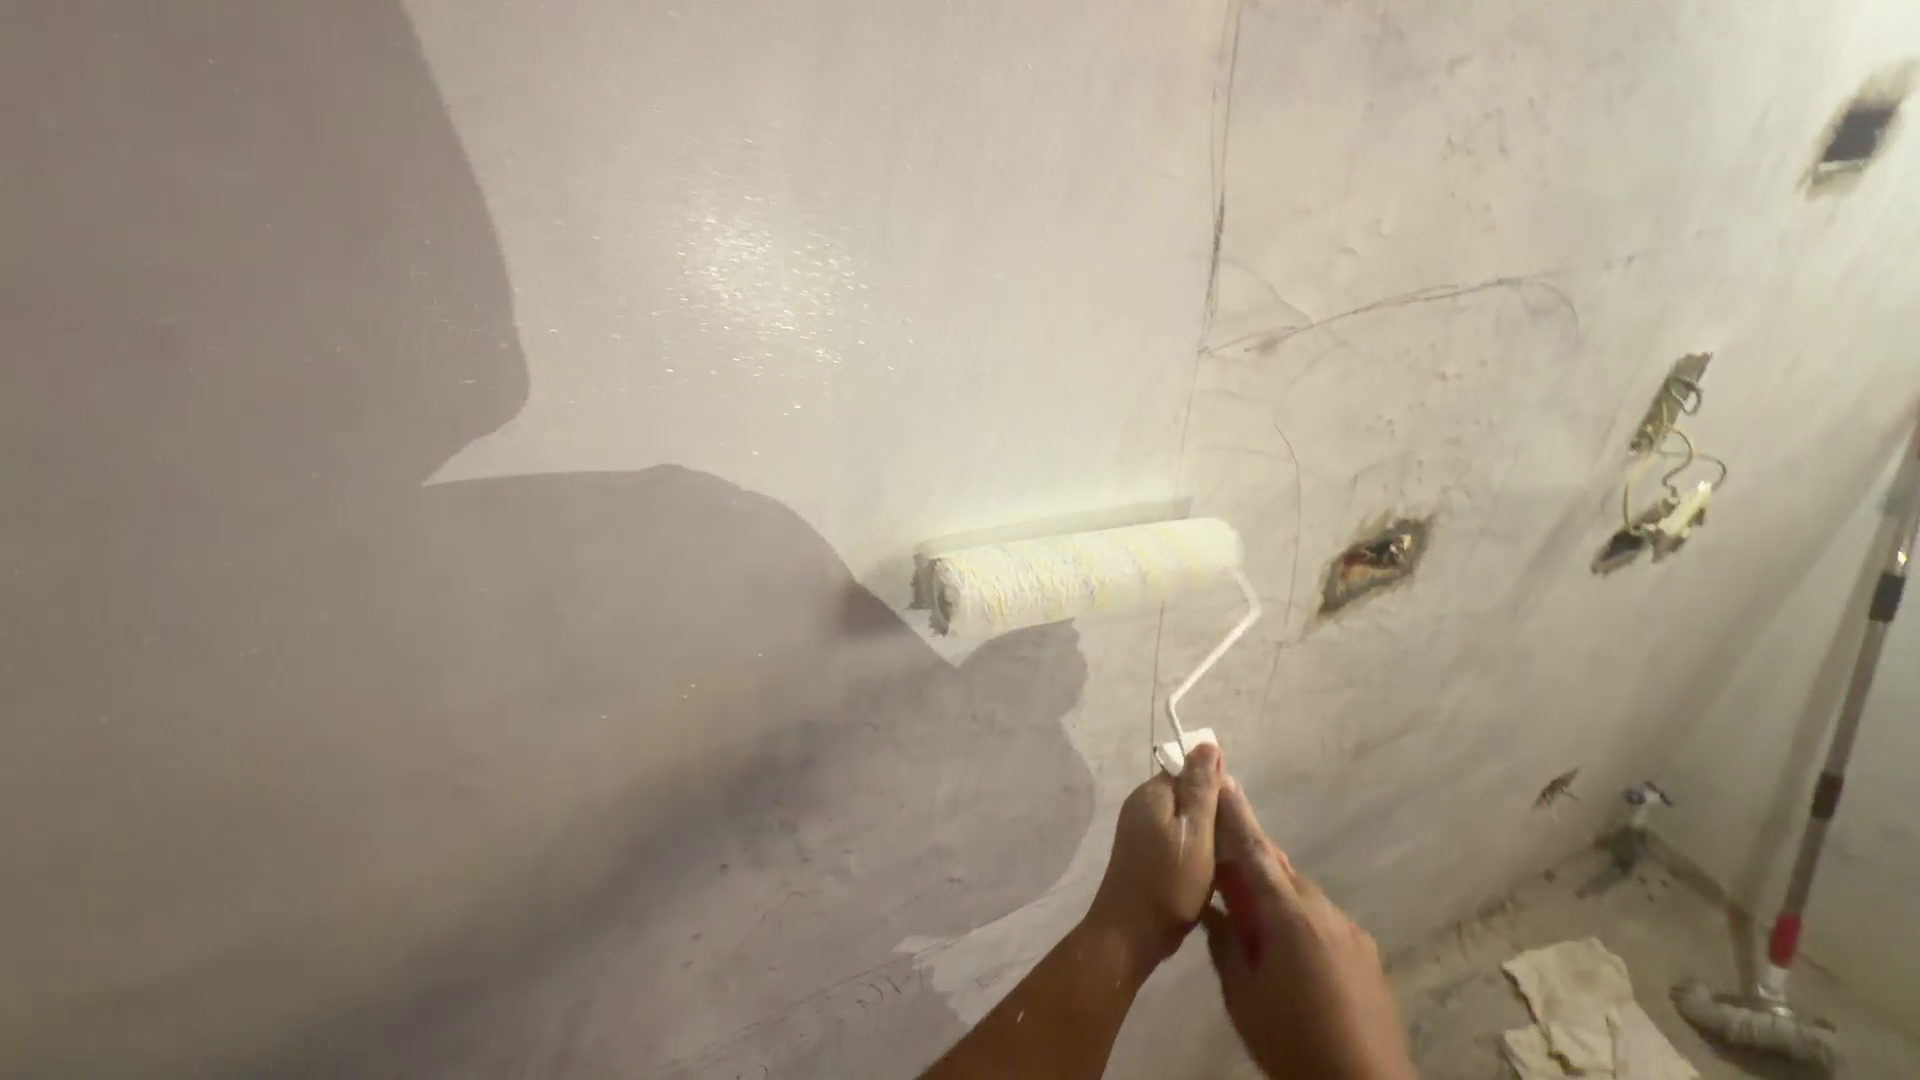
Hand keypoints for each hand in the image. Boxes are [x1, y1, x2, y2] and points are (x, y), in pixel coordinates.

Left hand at [1085, 743, 1224, 967]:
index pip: (1188, 770)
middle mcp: (1140, 805)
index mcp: (1151, 793)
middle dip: (1212, 814)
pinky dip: (1193, 851)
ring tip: (1224, 861)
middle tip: (1233, 844)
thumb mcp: (1196, 833)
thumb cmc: (1169, 883)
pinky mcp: (1141, 853)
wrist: (1130, 934)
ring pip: (1183, 821)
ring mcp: (1138, 830)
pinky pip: (1175, 839)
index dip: (1215, 789)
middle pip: (1186, 795)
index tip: (1233, 817)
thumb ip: (1202, 789)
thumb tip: (1207, 744)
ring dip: (1206, 836)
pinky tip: (1206, 873)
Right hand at [1202, 780, 1416, 1079]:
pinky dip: (1300, 918)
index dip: (1236, 816)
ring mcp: (1352, 933)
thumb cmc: (1290, 1040)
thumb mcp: (1241, 995)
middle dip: (1253, 857)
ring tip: (1252, 909)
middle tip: (1225, 851)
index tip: (1223, 781)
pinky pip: (1324, 921)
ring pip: (1304, 895)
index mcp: (1290, 916)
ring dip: (1276, 892)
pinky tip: (1289, 947)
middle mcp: (1324, 912)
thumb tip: (1214, 912)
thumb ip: (1226, 944)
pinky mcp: (1367, 956)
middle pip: (1281, 870)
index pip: (1255, 852)